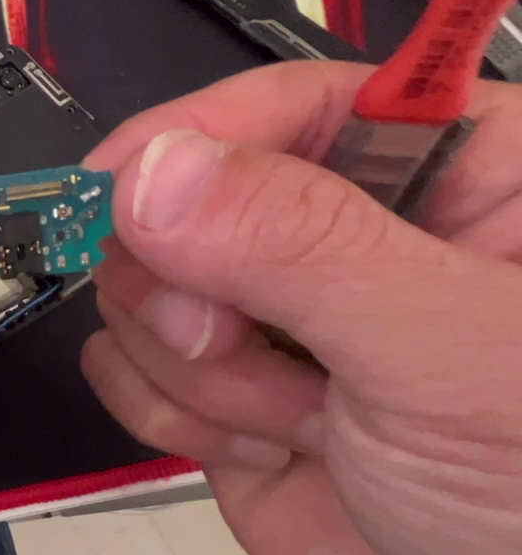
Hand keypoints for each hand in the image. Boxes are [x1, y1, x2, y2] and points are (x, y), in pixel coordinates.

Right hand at [80, 61, 521, 554]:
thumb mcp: (452, 359)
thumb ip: (301, 251)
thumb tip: (148, 170)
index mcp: (452, 177)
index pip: (280, 106)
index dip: (182, 142)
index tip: (102, 198)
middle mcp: (338, 235)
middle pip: (172, 208)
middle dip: (187, 294)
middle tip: (244, 349)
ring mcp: (263, 315)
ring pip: (133, 295)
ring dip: (192, 372)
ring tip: (297, 424)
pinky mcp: (207, 384)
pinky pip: (118, 366)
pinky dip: (167, 415)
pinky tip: (261, 448)